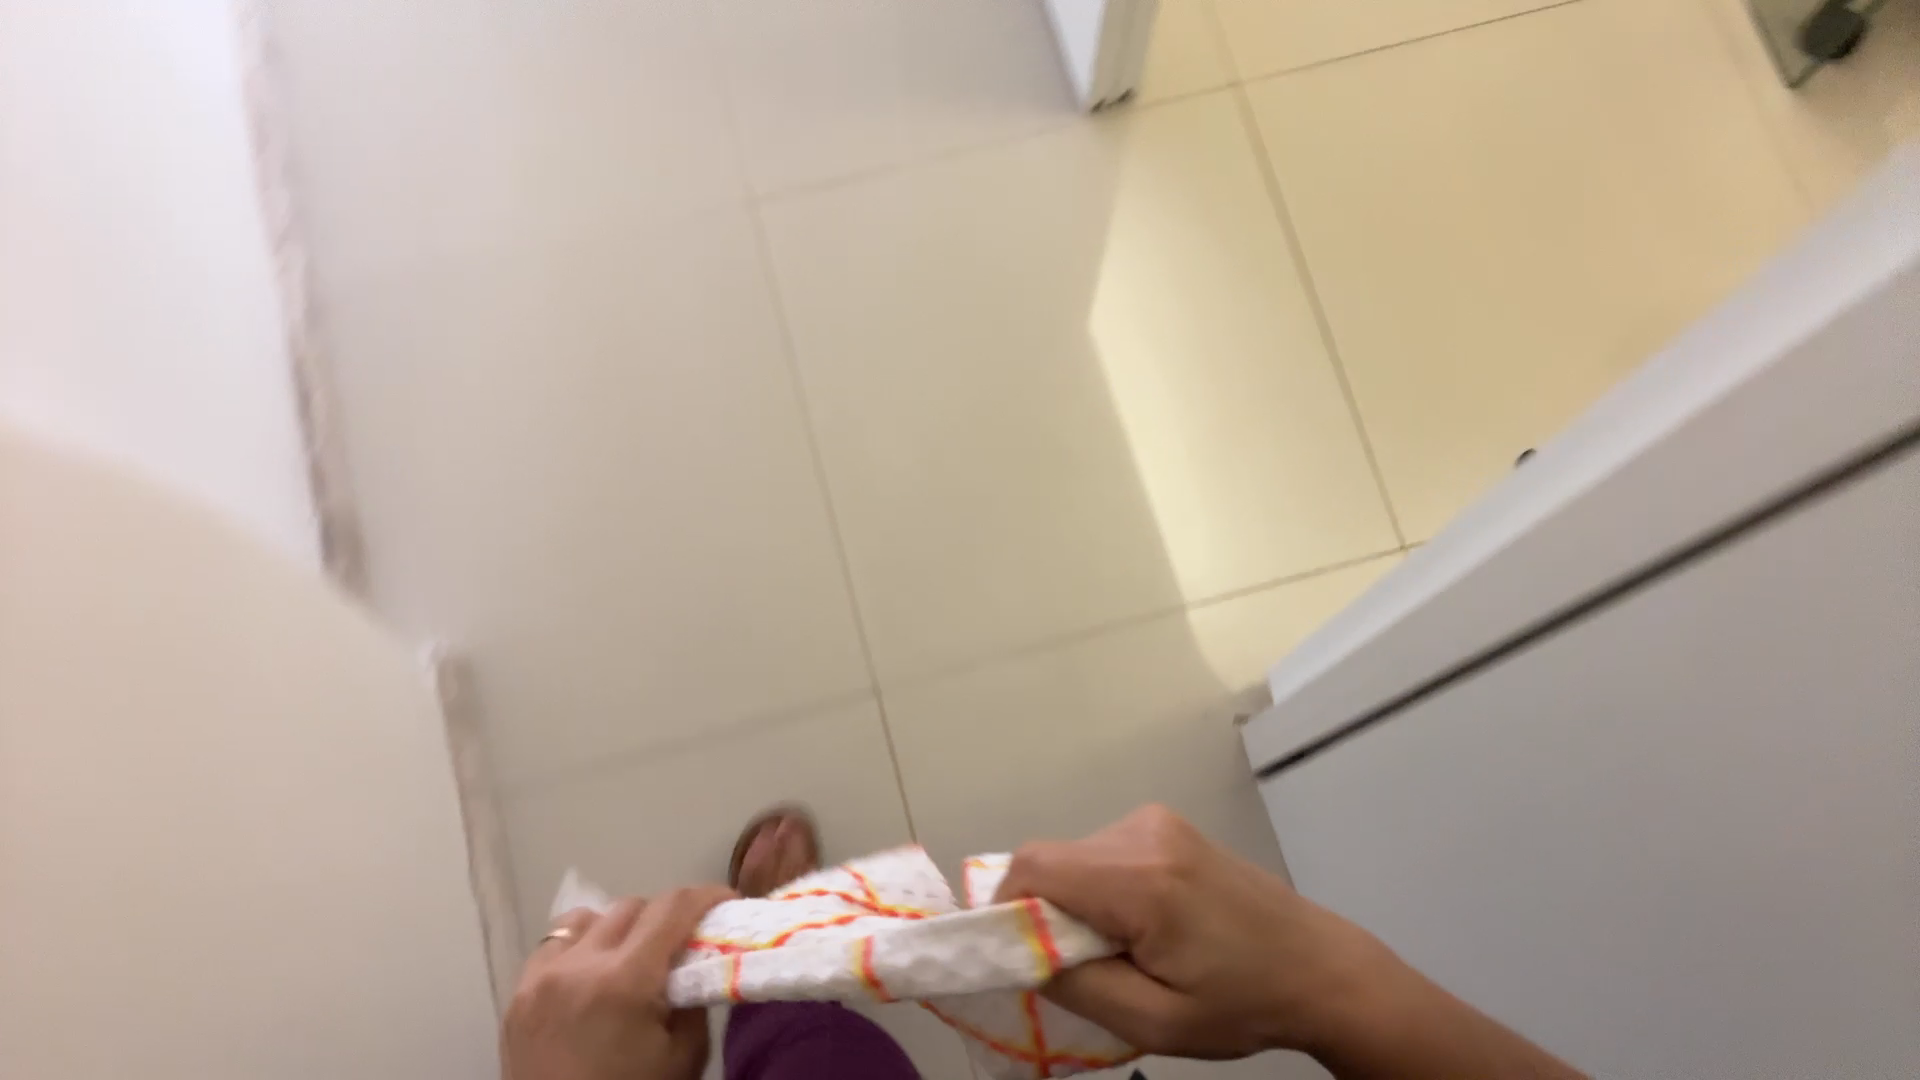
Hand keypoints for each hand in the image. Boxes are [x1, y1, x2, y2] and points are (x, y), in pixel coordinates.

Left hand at [502, 885, 735, 1079]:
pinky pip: (554, 944)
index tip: (726, 901)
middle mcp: (581, 965)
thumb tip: (701, 959)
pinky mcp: (517, 997)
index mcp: (627, 980)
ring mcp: (541, 979)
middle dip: (666, 916)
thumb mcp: (686, 1056)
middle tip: (683, 942)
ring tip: (633, 956)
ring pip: (591, 917)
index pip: (674, 907)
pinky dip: (580, 944)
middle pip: (635, 905)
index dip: (707, 895)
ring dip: (621, 927)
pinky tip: (592, 971)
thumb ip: (696, 995)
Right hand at [992, 805, 1393, 1059]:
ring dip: (1075, 899)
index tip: (1020, 953)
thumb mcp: (1156, 1024)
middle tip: (1083, 964)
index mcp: (1142, 879)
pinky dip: (1099, 884)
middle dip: (1046, 912)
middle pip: (1051, 860)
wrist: (1318, 965)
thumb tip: (1022, 951)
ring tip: (1125, 945)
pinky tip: (1142, 920)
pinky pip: (1102, 849)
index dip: (1007, 907)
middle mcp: (1141, 832)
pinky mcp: (1164, 821)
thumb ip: (1078, 984)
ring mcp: (1155, 819)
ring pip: (1074, 855)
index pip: (1034, 867)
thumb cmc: (1241, 1003)